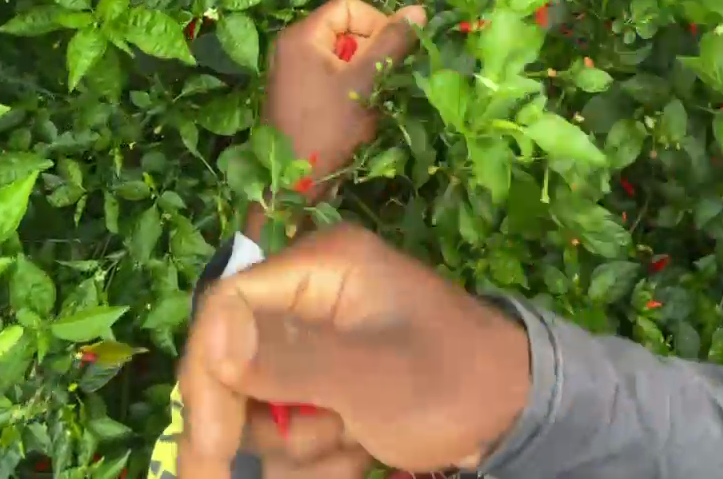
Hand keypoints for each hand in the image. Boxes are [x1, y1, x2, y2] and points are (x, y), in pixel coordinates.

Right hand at [177, 225, 530, 478]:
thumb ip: (291, 358)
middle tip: (312, 451)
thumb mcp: (372, 376)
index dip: (208, 375)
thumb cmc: (451, 381)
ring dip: (301, 446)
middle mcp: (313, 295)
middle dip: (261, 423)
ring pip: (260, 408)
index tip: (213, 449)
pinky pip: (290, 430)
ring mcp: (320, 341)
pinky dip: (319, 456)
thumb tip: (214, 333)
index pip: (227, 304)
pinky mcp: (328, 381)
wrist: (515, 414)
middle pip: (233, 362)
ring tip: (357, 444)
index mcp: (322, 267)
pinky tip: (362, 453)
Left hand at [260, 0, 423, 201]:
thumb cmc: (328, 128)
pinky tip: (356, 109)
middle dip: (370, 50)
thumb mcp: (365, 82)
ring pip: (340, 54)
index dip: (376, 23)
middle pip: (344, 29)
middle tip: (381, 79)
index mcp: (301, 36)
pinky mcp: (295, 92)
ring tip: (370, 97)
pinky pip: (329, 73)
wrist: (294, 185)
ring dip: (362, 70)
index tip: (390, 53)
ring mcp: (290, 71)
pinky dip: (349, 85)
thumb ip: (391, 43)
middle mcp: (291, 46)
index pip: (348, 7)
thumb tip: (418, 10)